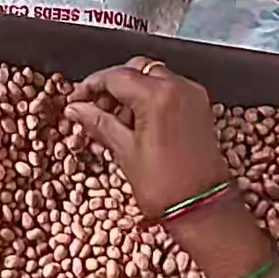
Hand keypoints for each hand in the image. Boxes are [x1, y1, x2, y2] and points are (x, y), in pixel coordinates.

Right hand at [63, 57, 234, 217]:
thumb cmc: (164, 185)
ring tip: (113, 120)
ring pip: (153, 77)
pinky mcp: (199, 108)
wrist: (202, 207)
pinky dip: (150, 98)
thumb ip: (98, 122)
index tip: (76, 99)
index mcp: (158, 96)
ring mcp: (193, 97)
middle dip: (112, 86)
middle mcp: (179, 88)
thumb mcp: (124, 150)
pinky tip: (135, 123)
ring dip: (131, 91)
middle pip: (136, 70)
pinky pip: (170, 90)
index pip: (116, 76)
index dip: (90, 86)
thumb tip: (76, 109)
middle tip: (93, 108)